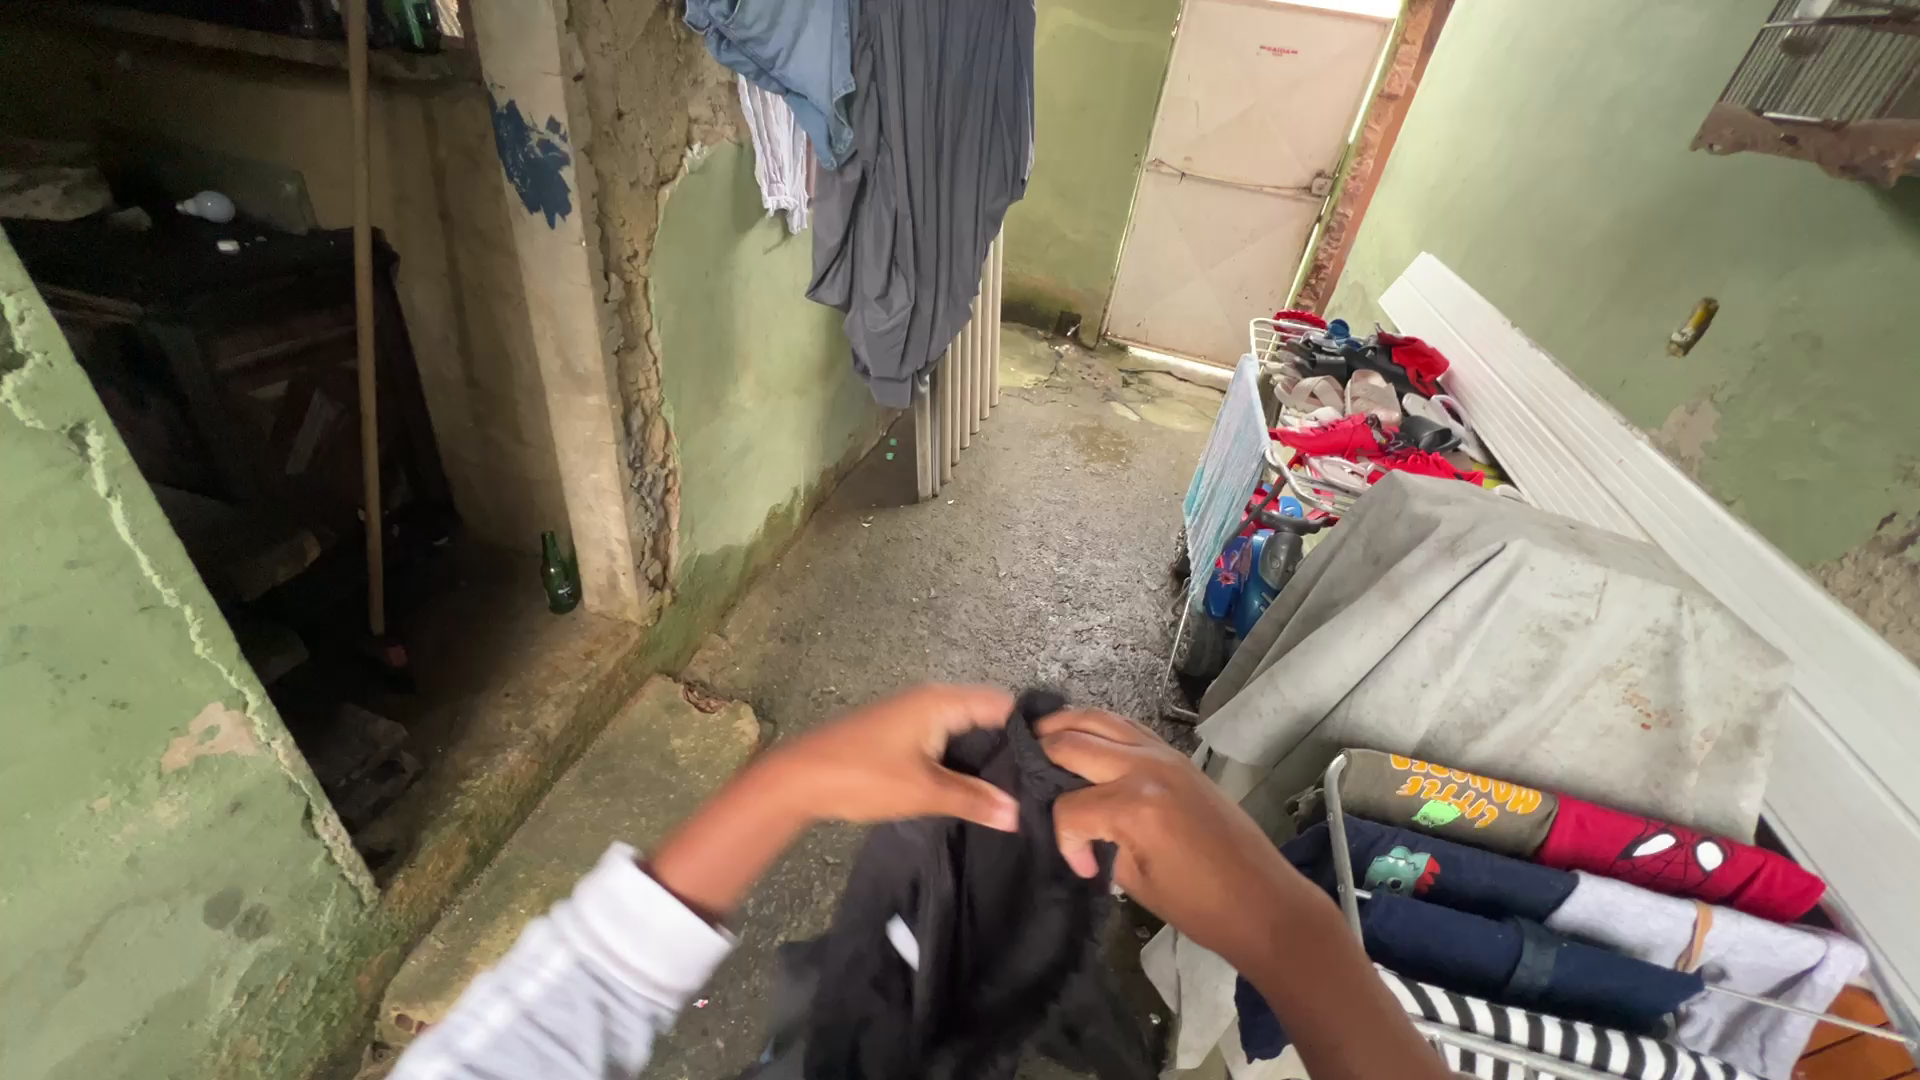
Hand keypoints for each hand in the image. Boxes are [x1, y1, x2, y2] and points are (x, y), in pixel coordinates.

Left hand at [649, 684, 1015, 921]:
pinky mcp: (902, 730)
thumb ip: (973, 799)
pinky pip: (946, 735)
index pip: (1000, 704)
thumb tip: (1018, 814)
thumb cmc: (864, 776)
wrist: (800, 777)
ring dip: (983, 752)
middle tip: (1037, 779)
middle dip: (1008, 744)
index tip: (1052, 761)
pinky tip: (972, 783)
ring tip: (1013, 786)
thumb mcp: (923, 792)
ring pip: (964, 727)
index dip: (1027, 729)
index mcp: (941, 702)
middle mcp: (931, 698)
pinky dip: (962, 754)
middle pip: (985, 713)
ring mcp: (914, 712)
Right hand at [1038, 710, 1450, 1079]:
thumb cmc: (1200, 906)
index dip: (1061, 838)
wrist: (1265, 902)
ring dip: (1065, 726)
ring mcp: (1162, 754)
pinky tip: (1083, 740)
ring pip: (1099, 719)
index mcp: (1134, 806)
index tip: (1078, 864)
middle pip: (1072, 742)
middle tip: (1024, 774)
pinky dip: (1099, 727)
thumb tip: (1072, 828)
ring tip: (1038, 739)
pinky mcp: (1175, 754)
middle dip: (1041, 756)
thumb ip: (1097, 842)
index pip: (1068, 807)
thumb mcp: (1134, 880)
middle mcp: (1144, 767)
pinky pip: (1127, 726)